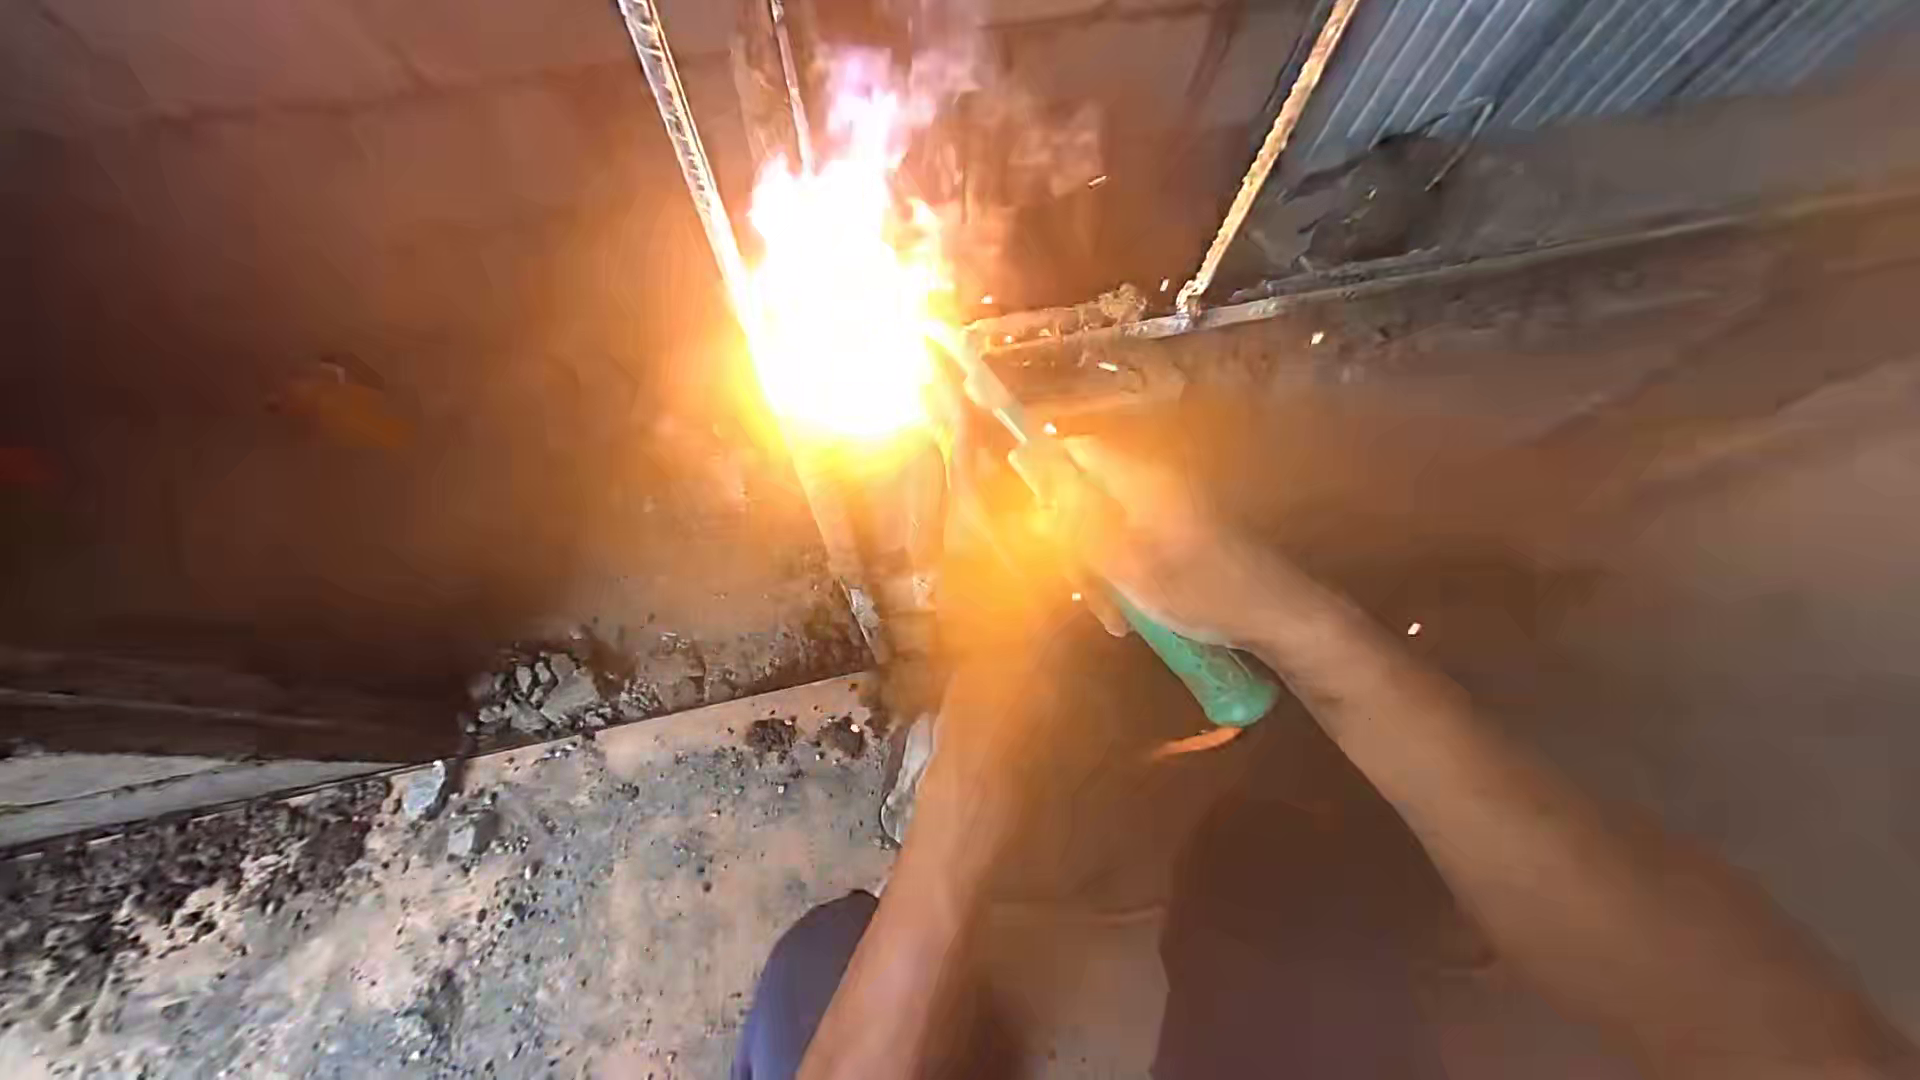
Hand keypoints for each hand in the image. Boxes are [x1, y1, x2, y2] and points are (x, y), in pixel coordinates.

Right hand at [1034, 437, 1310, 649]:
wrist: (1275, 616)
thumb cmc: (1198, 588)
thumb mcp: (1123, 555)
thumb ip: (1073, 507)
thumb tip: (1027, 458)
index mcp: (1138, 480)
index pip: (1077, 451)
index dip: (1047, 477)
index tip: (1036, 523)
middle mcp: (1151, 485)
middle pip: (1088, 495)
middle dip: (1074, 542)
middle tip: (1083, 588)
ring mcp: (1166, 510)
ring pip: (1106, 527)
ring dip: (1098, 569)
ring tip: (1111, 614)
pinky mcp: (1176, 534)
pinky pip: (1131, 544)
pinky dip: (1123, 575)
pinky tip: (1130, 613)